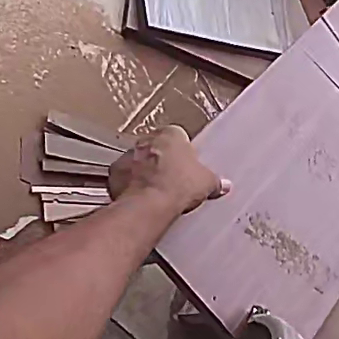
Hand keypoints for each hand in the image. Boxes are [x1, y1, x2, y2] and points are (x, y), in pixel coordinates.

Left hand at [108, 125, 229, 211]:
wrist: (151, 204)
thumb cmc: (179, 186)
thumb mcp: (206, 183)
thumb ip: (214, 181)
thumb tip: (223, 185)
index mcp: (171, 134)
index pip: (177, 136)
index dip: (181, 152)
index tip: (184, 166)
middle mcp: (147, 139)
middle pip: (154, 147)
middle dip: (159, 160)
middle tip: (168, 179)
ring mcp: (128, 155)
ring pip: (136, 161)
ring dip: (141, 172)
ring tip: (152, 191)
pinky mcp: (115, 172)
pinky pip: (122, 177)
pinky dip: (127, 185)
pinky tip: (137, 197)